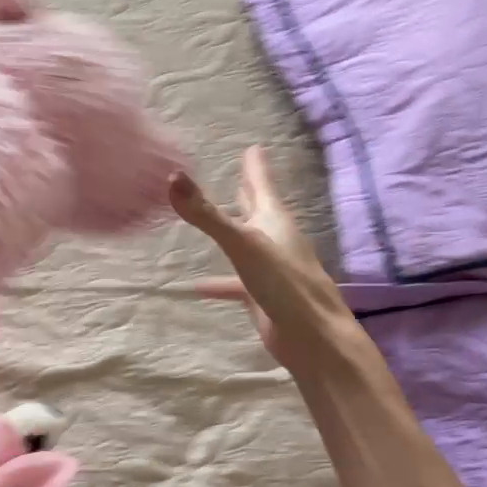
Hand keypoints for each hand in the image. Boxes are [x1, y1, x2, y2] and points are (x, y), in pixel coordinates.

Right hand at [170, 147, 372, 375]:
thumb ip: (205, 214)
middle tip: (241, 172)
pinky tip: (198, 286)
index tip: (252, 147)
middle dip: (248, 191)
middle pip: (259, 208)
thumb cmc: (285, 285)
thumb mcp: (242, 244)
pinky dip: (219, 282)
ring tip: (214, 219)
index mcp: (274, 221)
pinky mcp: (262, 295)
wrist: (314, 339)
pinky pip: (235, 282)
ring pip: (247, 242)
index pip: (261, 184)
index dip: (254, 165)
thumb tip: (172, 177)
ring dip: (233, 230)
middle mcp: (274, 240)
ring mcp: (270, 269)